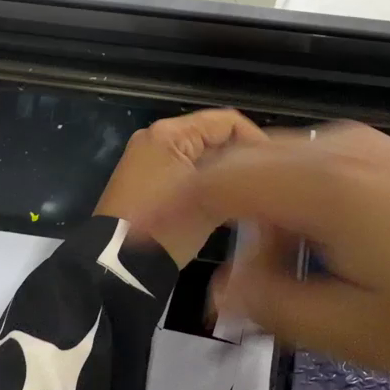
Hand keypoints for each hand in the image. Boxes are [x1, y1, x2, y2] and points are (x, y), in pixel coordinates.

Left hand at [94, 108, 267, 265]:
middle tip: (264, 185)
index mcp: (170, 133)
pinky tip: (223, 205)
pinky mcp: (145, 179)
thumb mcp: (210, 203)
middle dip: (239, 158)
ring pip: (201, 155)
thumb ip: (239, 179)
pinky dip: (205, 183)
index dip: (256, 140)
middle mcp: (156, 137)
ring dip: (224, 172)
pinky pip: (185, 170)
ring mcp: (148, 158)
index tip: (274, 169)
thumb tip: (260, 175)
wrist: (115, 269)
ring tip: (248, 196)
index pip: (227, 121)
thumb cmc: (165, 231)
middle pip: (213, 135)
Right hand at [167, 123, 389, 383]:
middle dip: (225, 224)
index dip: (171, 204)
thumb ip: (278, 306)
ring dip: (270, 226)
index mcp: (321, 182)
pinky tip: (328, 262)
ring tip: (288, 291)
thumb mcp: (360, 330)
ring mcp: (373, 150)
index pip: (220, 178)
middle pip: (252, 169)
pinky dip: (305, 215)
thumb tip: (226, 289)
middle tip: (233, 291)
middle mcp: (340, 149)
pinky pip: (326, 177)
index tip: (139, 232)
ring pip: (289, 175)